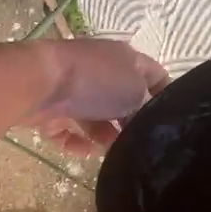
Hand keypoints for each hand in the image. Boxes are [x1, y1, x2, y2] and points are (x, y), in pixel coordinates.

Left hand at [30, 39, 168, 155]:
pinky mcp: (49, 111)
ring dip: (104, 136)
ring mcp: (72, 91)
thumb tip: (143, 116)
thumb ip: (146, 103)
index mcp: (123, 59)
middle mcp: (98, 72)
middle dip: (130, 122)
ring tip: (114, 152)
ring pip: (94, 118)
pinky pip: (67, 131)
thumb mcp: (135, 90)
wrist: (39, 83)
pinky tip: (87, 152)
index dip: (165, 95)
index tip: (171, 121)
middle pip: (121, 100)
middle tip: (139, 144)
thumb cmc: (95, 81)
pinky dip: (77, 142)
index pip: (154, 75)